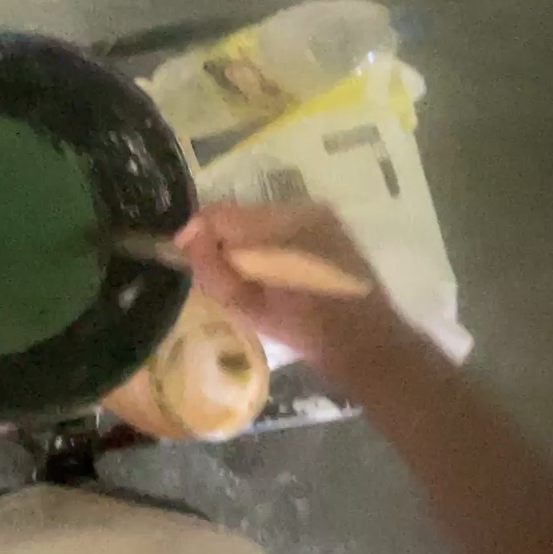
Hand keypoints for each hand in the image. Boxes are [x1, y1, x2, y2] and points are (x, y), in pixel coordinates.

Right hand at [174, 203, 416, 376]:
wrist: (369, 343)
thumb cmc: (305, 331)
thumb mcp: (247, 306)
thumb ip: (212, 268)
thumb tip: (187, 237)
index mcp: (278, 230)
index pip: (219, 214)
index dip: (196, 232)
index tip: (184, 253)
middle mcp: (299, 210)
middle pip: (239, 214)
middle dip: (222, 239)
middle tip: (219, 272)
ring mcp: (317, 213)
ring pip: (259, 218)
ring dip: (246, 240)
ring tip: (249, 274)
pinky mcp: (329, 222)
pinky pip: (282, 223)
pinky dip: (269, 241)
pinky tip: (275, 268)